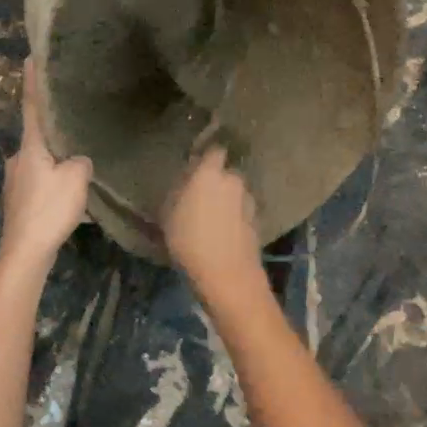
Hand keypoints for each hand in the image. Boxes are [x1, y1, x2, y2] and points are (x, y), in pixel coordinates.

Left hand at [0, 61, 92, 271]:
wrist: (25, 252)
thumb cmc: (48, 210)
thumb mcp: (76, 179)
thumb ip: (81, 161)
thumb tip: (78, 160)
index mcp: (30, 146)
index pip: (30, 105)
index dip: (31, 81)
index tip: (30, 57)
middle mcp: (17, 157)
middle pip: (36, 136)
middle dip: (53, 131)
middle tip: (73, 123)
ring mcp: (14, 180)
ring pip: (38, 161)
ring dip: (54, 161)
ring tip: (76, 164)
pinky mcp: (18, 201)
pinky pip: (39, 181)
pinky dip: (52, 181)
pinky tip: (66, 194)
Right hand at [161, 147, 266, 294]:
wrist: (228, 276)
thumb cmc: (190, 241)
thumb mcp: (168, 214)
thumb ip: (177, 192)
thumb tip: (184, 183)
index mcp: (210, 173)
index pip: (214, 150)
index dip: (205, 157)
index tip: (194, 166)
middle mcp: (233, 181)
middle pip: (225, 173)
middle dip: (216, 181)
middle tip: (199, 196)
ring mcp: (249, 203)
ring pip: (235, 194)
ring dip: (226, 200)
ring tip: (211, 218)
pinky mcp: (257, 223)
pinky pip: (241, 213)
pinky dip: (234, 218)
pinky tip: (223, 233)